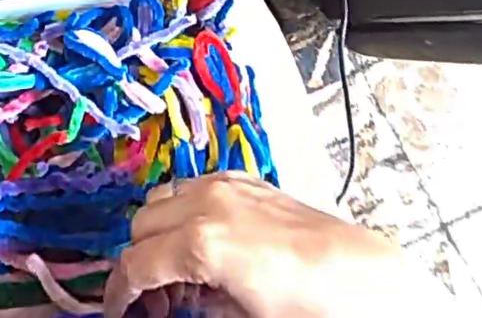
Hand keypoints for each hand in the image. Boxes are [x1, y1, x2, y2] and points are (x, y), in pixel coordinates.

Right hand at [104, 174, 416, 317]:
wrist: (363, 276)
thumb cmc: (307, 309)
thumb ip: (198, 306)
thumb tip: (176, 302)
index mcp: (200, 242)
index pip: (138, 262)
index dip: (121, 290)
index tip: (119, 309)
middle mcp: (204, 201)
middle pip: (142, 224)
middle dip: (140, 261)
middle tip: (157, 302)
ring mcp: (223, 183)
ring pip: (162, 197)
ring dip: (158, 232)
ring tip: (182, 274)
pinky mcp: (241, 177)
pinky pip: (191, 186)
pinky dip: (182, 212)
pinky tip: (204, 244)